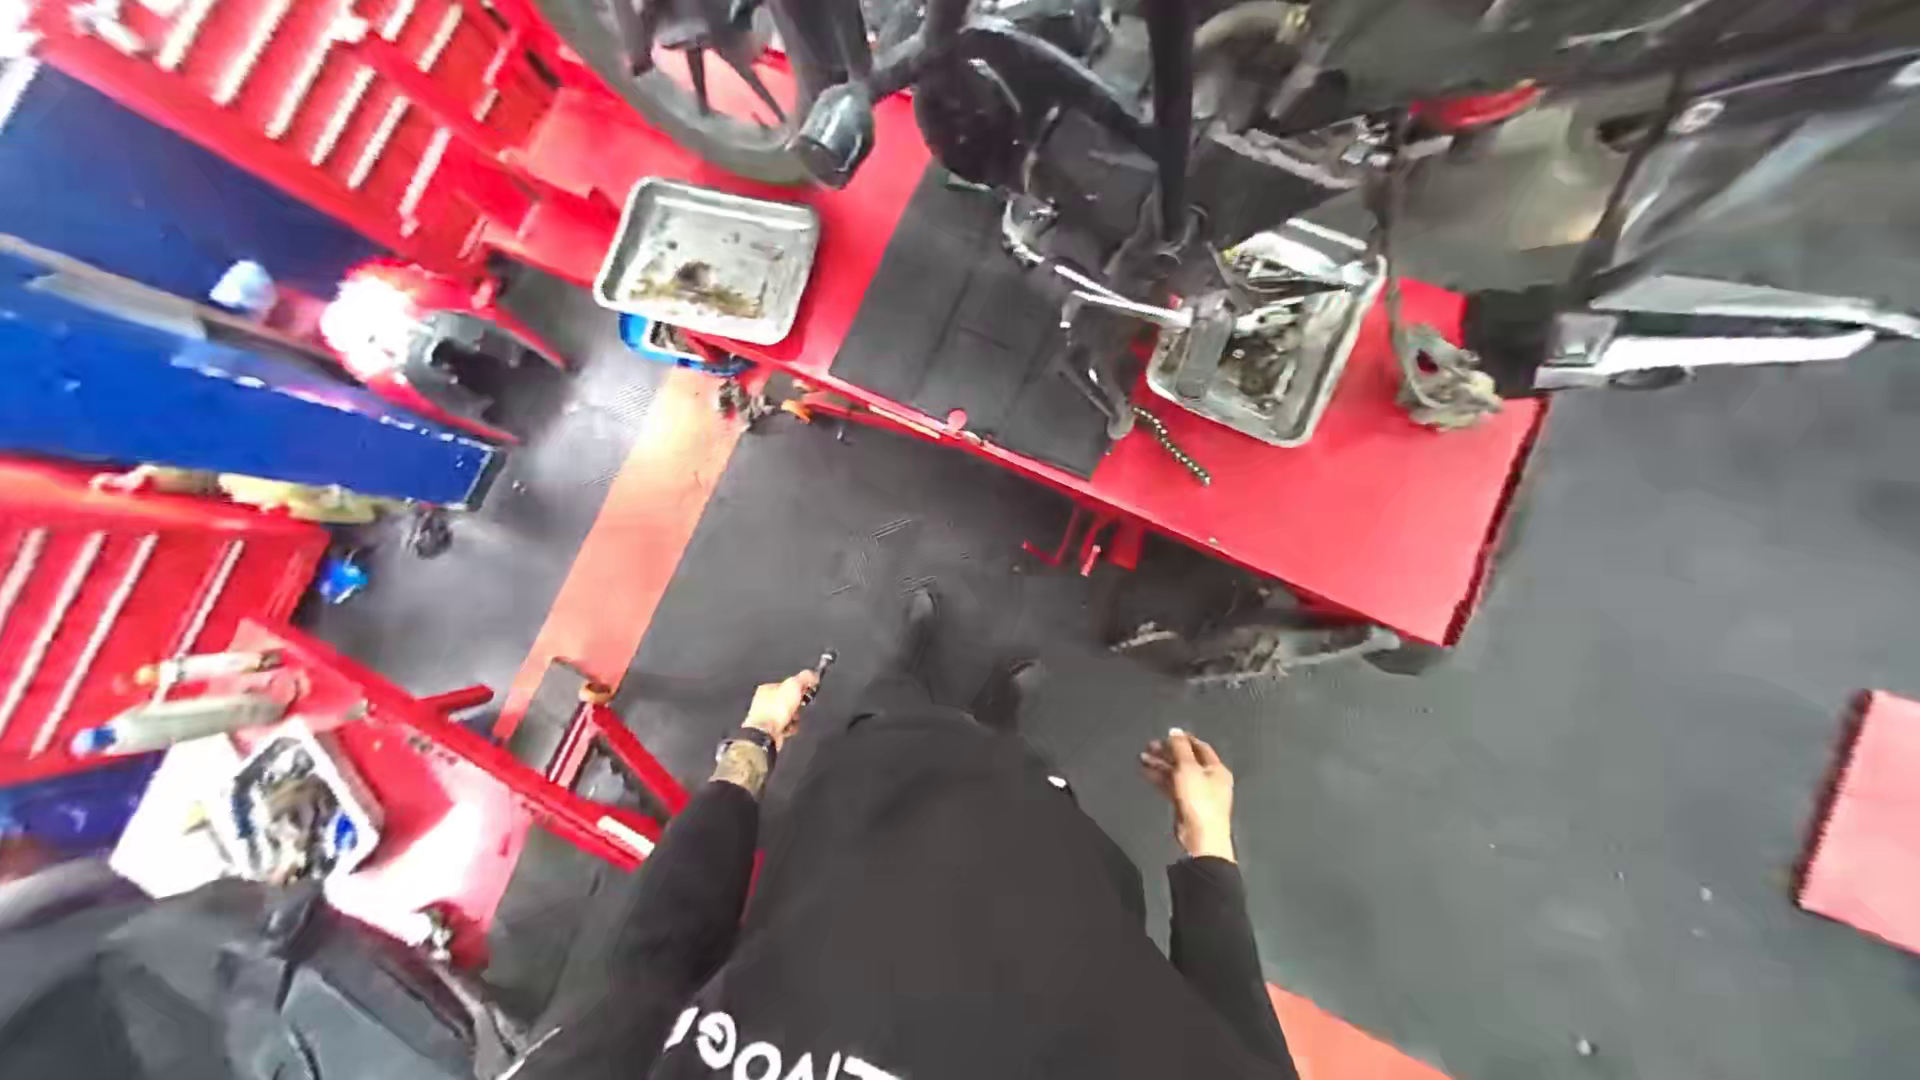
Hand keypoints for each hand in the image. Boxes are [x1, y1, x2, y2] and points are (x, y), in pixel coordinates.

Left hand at [742, 670, 819, 751]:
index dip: (799, 688)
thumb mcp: (794, 685)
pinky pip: (785, 726)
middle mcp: (763, 702)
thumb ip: (805, 677)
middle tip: (800, 707)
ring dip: (795, 718)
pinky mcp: (768, 730)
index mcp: (766, 688)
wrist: (765, 733)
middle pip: (788, 700)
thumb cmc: (777, 707)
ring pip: (788, 714)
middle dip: (797, 705)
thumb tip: (814, 675)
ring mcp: (765, 717)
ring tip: (794, 720)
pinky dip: (790, 727)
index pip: (786, 685)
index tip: (807, 692)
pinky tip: (789, 728)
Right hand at [1139, 728, 1235, 862]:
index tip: (1167, 733)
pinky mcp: (1185, 802)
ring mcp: (1196, 792)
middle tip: (1150, 745)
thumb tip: (1174, 730)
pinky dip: (1159, 777)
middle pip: (1185, 759)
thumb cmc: (1199, 800)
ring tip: (1142, 756)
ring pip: (1176, 772)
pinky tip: (1145, 771)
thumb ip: (1180, 747)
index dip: (1183, 738)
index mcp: (1216, 769)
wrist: (1200, 837)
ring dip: (1160, 764)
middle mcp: (1208, 779)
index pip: (1199, 747)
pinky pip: (1171, 784)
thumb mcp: (1188, 768)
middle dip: (1167, 751)